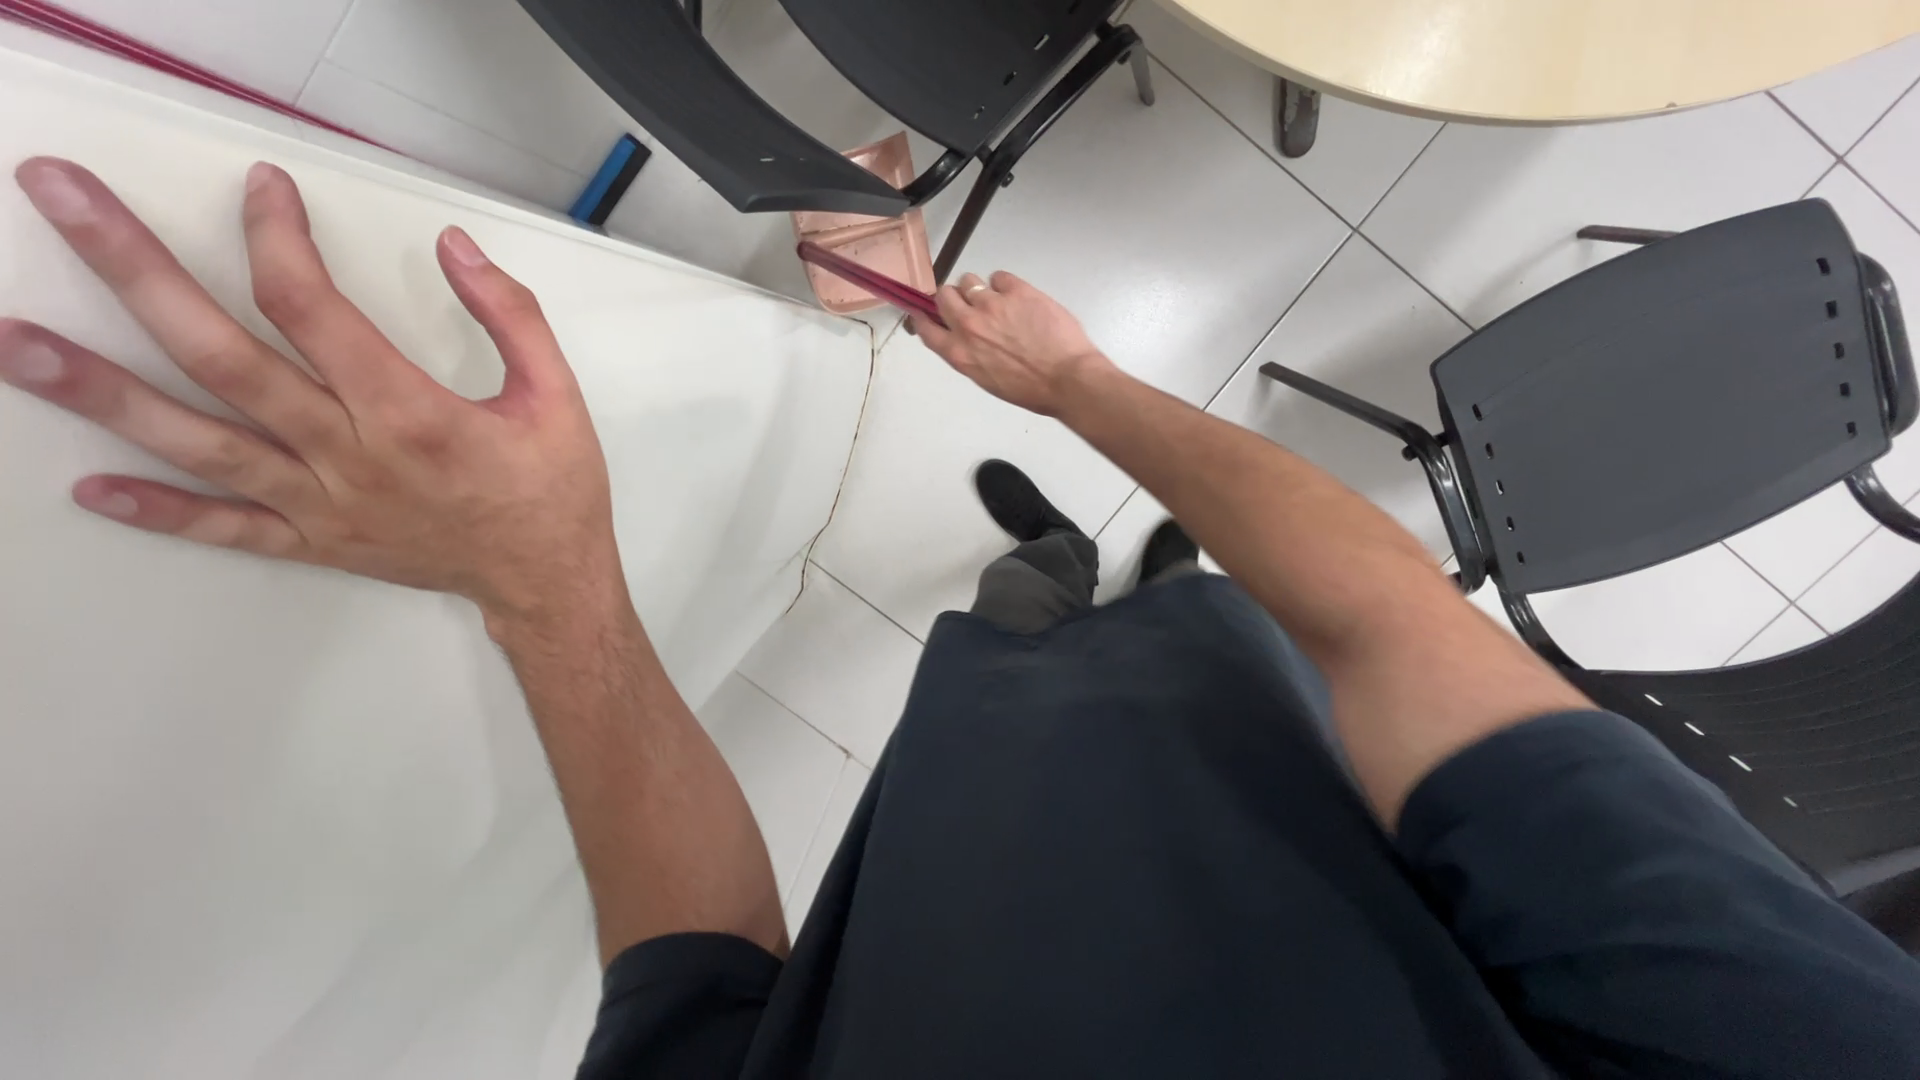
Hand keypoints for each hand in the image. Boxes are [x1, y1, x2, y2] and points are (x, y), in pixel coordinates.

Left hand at [0, 158, 622, 630]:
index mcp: (414, 413)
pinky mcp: (321, 544)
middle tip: (56, 198)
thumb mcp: (558, 397)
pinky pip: (231, 530)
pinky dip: (161, 512)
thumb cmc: (556, 489)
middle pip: (226, 358)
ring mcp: (326, 506)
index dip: (276, 237)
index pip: (314, 307)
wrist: (549, 580)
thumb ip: (513, 318)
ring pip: (201, 444)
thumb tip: (454, 246)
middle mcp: (352, 455)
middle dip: (136, 272)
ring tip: (16, 341)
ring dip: (104, 393)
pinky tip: (92, 489)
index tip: (260, 189)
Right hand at [912, 271, 1114, 416]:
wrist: (1067, 378)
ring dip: (978, 289)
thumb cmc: (1031, 389)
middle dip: (953, 297)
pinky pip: (999, 276)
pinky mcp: (1016, 290)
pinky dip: (1005, 285)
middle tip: (968, 304)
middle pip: (943, 295)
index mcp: (960, 354)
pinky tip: (1019, 299)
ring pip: (969, 280)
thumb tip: (967, 339)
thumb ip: (971, 356)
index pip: (927, 328)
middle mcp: (969, 326)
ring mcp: (992, 304)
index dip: (923, 317)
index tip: (925, 313)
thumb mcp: (989, 380)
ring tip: (998, 302)